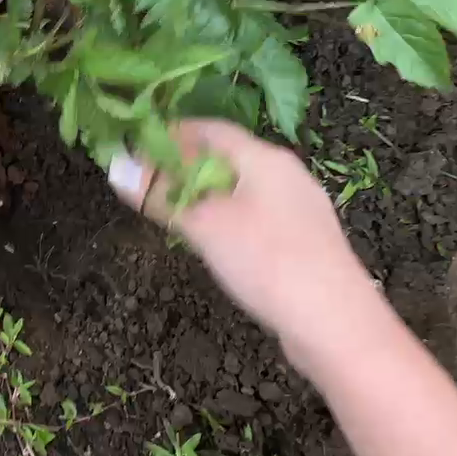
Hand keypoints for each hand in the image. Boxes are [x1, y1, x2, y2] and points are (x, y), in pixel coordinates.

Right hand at [108, 119, 384, 362]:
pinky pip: (257, 212)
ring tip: (174, 209)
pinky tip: (215, 239)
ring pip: (241, 185)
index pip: (208, 127)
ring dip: (205, 191)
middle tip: (148, 180)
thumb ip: (159, 194)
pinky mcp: (307, 240)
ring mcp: (300, 206)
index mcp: (263, 156)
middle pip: (225, 154)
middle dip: (184, 163)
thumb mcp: (203, 224)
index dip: (170, 132)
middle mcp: (286, 172)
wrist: (340, 328)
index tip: (136, 146)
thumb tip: (115, 167)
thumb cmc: (267, 260)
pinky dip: (228, 214)